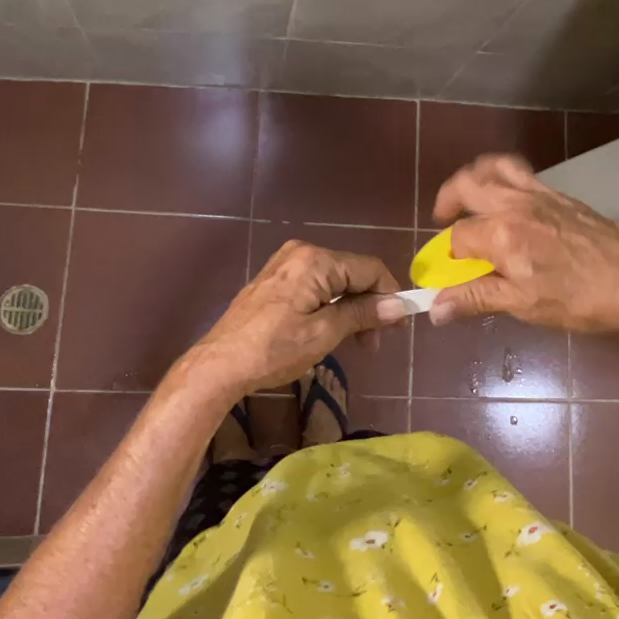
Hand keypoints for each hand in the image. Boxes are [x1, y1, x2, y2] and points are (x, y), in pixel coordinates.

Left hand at [181, 242, 399, 397]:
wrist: (220, 365)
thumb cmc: (274, 349)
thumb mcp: (324, 333)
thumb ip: (362, 314)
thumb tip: (399, 306)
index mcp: (315, 260)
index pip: (369, 268)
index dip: (390, 295)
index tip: (399, 328)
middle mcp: (301, 252)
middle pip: (352, 273)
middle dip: (370, 305)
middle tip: (375, 343)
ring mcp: (285, 265)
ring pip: (334, 281)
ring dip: (351, 309)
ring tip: (355, 343)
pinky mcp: (275, 281)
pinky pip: (315, 286)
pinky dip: (330, 306)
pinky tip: (331, 331)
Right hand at [430, 154, 618, 330]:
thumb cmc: (581, 298)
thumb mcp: (524, 305)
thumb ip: (476, 299)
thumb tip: (435, 308)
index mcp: (501, 234)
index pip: (457, 238)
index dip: (448, 257)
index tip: (449, 274)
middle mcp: (514, 205)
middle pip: (466, 186)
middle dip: (447, 201)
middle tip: (444, 221)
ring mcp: (537, 194)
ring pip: (492, 169)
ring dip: (472, 179)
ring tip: (469, 199)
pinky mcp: (557, 194)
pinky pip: (518, 172)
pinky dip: (500, 178)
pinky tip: (506, 202)